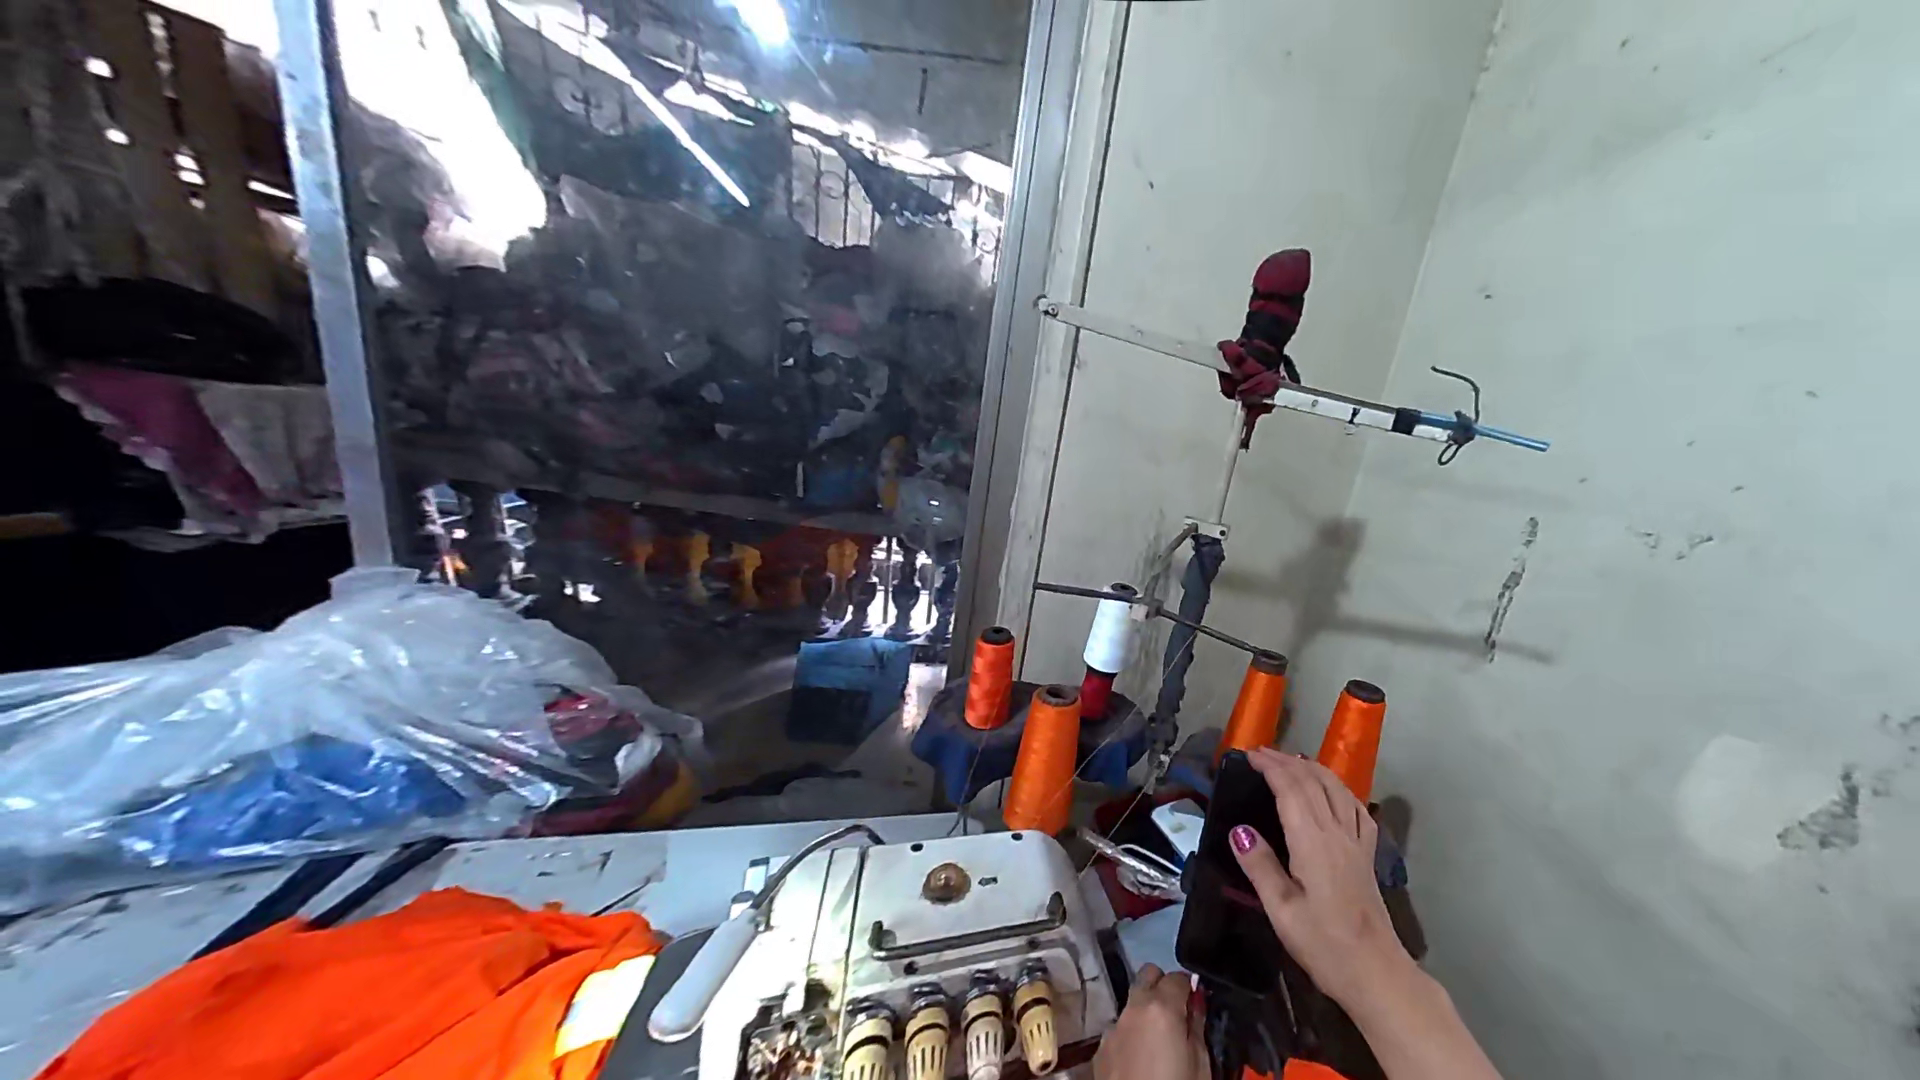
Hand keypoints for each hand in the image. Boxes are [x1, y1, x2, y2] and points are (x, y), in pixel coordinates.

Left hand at [1093, 964, 1207, 1079]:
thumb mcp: (1202, 1067)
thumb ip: (1198, 1027)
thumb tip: (1197, 1001)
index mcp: (1161, 1008)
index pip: (1178, 977)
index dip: (1190, 987)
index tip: (1198, 1002)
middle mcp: (1133, 1008)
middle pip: (1147, 975)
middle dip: (1163, 986)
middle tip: (1179, 1014)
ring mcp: (1113, 1027)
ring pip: (1132, 1002)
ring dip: (1146, 1011)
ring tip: (1161, 1042)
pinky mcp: (1101, 1049)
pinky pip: (1120, 1028)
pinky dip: (1132, 1034)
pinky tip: (1142, 1061)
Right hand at [1229, 748, 1412, 1011]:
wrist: (1379, 976)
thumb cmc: (1325, 945)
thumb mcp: (1281, 911)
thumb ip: (1260, 866)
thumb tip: (1239, 829)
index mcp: (1314, 843)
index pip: (1292, 790)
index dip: (1271, 767)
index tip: (1249, 756)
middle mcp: (1338, 835)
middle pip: (1314, 783)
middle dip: (1287, 761)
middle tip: (1260, 754)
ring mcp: (1357, 844)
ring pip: (1337, 790)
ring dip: (1312, 769)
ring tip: (1290, 761)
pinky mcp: (1366, 856)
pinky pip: (1354, 808)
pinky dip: (1337, 788)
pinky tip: (1330, 790)